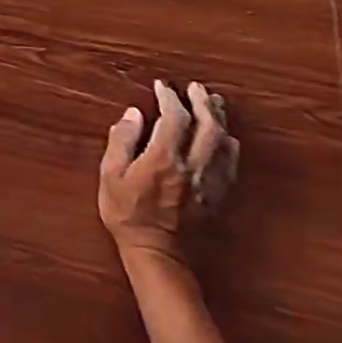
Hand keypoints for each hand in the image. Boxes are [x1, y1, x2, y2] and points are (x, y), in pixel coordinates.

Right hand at [98, 80, 239, 262]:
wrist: (157, 255)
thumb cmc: (127, 214)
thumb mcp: (110, 176)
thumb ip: (122, 141)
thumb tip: (133, 114)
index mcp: (164, 159)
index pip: (174, 117)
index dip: (169, 97)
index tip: (162, 87)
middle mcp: (192, 167)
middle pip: (208, 126)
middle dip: (202, 102)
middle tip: (196, 87)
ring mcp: (209, 183)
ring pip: (224, 143)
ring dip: (220, 120)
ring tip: (213, 104)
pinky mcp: (218, 196)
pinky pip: (231, 164)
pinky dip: (229, 145)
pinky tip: (226, 138)